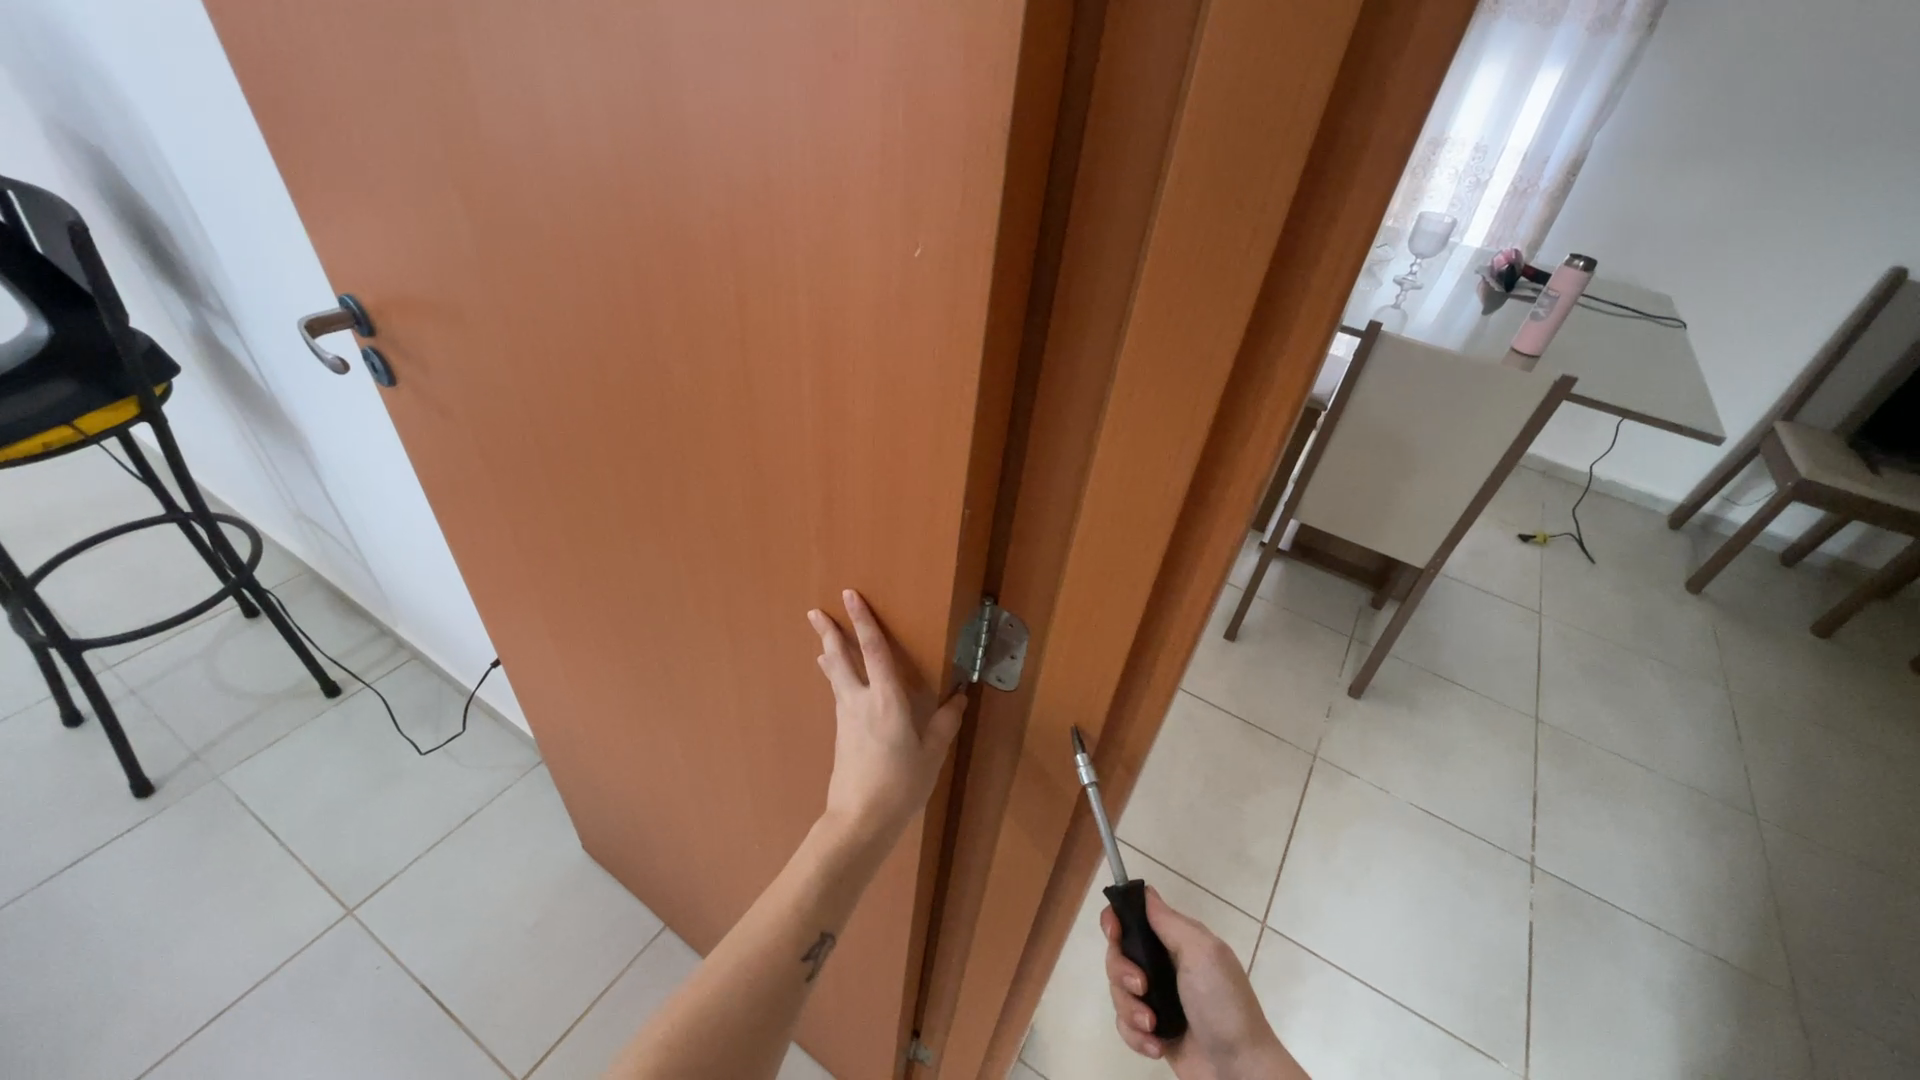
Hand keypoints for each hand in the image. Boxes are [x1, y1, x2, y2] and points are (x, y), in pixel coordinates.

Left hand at [807, 590, 963, 846]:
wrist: (860, 818)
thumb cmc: (901, 784)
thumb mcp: (931, 754)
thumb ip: (944, 723)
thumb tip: (959, 697)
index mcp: (887, 701)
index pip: (874, 651)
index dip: (864, 621)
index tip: (850, 596)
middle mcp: (861, 701)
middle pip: (841, 659)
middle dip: (829, 633)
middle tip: (814, 611)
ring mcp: (846, 717)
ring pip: (836, 676)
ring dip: (829, 653)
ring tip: (821, 639)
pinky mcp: (840, 733)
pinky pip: (838, 694)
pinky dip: (835, 678)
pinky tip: (836, 680)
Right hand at [1104, 888, 1305, 1079]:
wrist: (1239, 1069)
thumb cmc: (1223, 1003)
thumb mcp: (1202, 952)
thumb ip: (1169, 922)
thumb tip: (1145, 891)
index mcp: (1176, 941)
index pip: (1135, 918)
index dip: (1116, 921)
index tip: (1114, 934)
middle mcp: (1163, 966)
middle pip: (1118, 954)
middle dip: (1122, 972)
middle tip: (1142, 987)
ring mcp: (1157, 999)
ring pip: (1117, 991)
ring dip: (1130, 1009)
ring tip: (1153, 1026)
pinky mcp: (1152, 1031)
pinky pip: (1124, 1024)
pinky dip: (1136, 1036)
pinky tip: (1157, 1045)